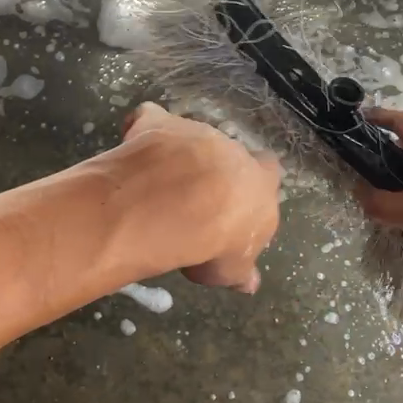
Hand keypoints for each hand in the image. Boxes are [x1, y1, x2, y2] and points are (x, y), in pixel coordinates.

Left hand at [104, 103, 281, 292]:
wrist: (178, 203)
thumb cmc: (215, 242)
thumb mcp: (230, 270)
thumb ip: (240, 271)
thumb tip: (250, 284)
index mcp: (260, 185)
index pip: (268, 176)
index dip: (250, 188)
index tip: (233, 207)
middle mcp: (235, 152)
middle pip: (228, 157)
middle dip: (213, 173)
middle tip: (191, 200)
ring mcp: (198, 132)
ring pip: (191, 140)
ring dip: (179, 157)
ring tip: (156, 184)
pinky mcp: (161, 122)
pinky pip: (151, 119)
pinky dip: (145, 129)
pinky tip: (133, 146)